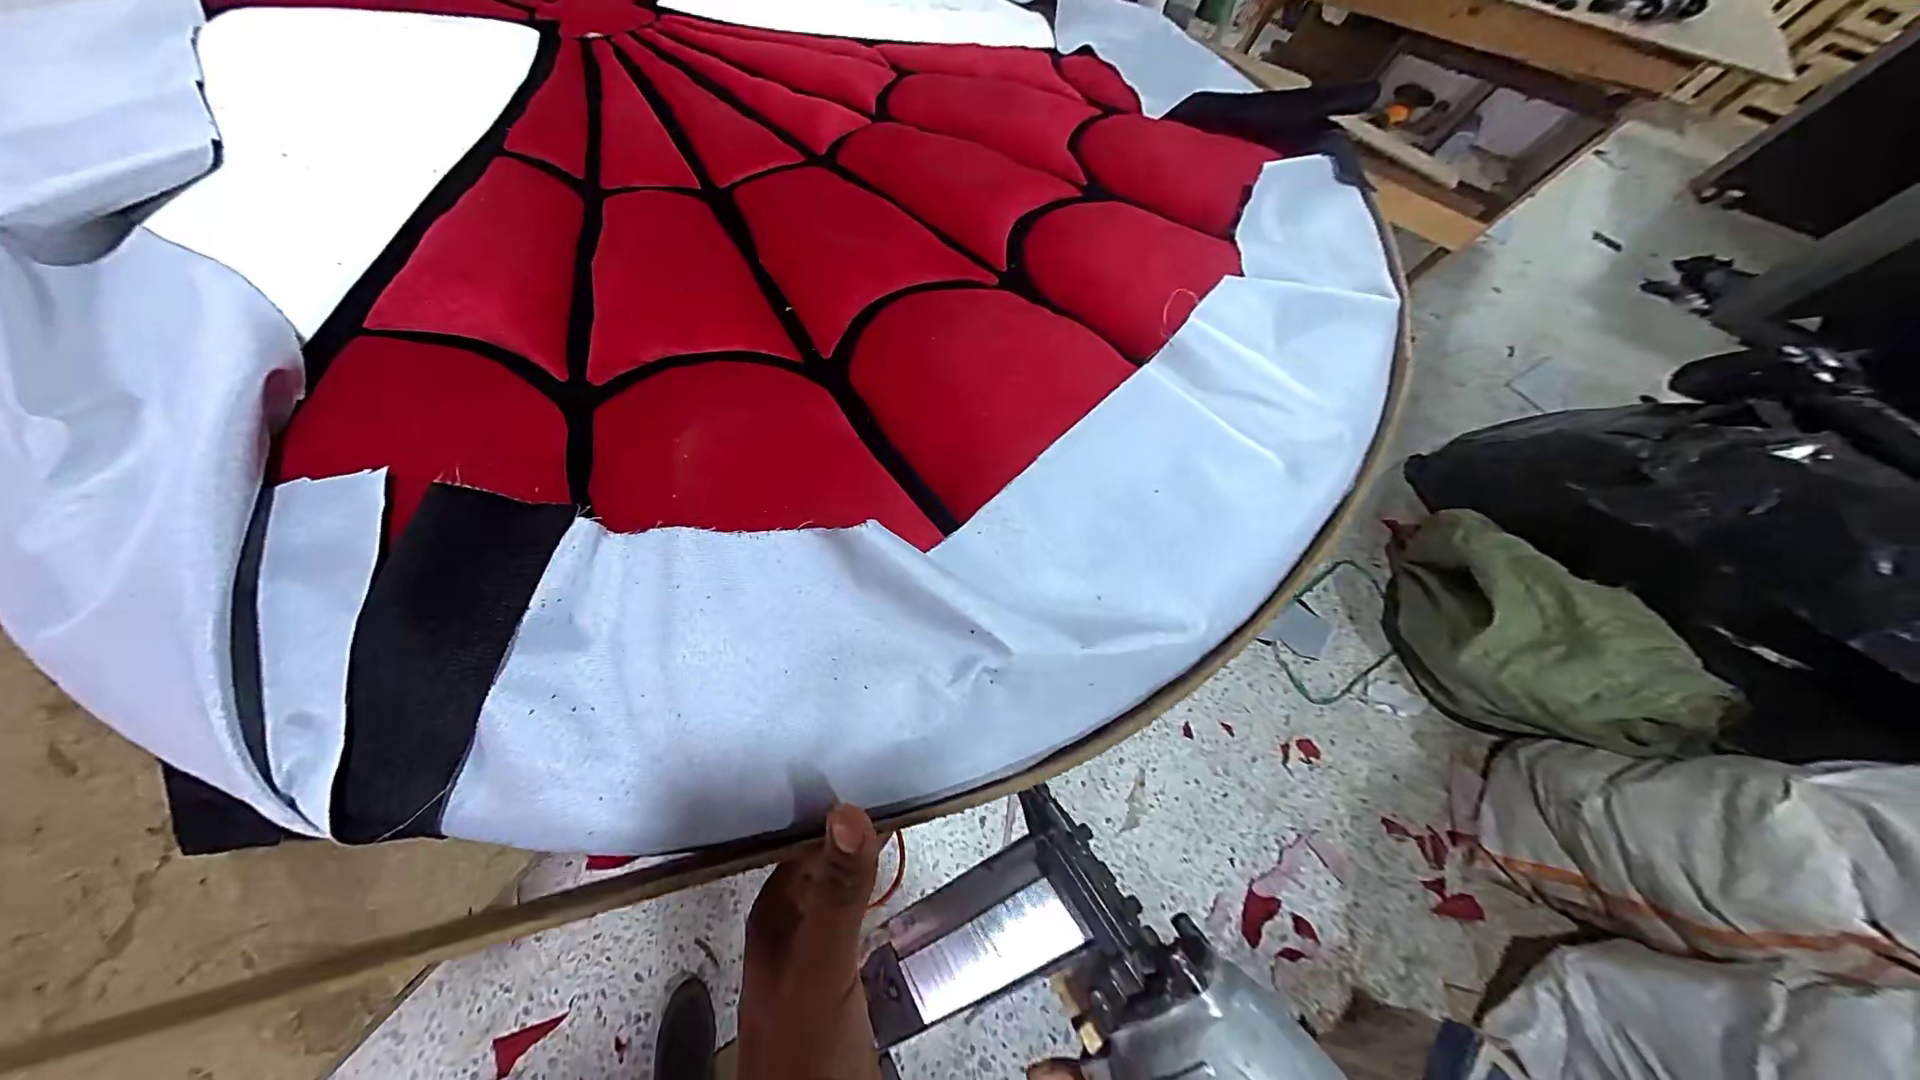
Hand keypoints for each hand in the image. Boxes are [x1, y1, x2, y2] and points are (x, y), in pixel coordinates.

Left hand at [738, 803, 883, 1079]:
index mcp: (775, 908)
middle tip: (896, 777)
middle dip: (852, 818)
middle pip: (820, 851)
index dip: (836, 801)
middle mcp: (788, 918)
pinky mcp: (837, 964)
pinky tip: (889, 875)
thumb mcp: (824, 965)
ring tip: (899, 808)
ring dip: (861, 848)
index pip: (803, 833)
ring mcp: (813, 942)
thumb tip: (849, 812)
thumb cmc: (805, 1046)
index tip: (874, 765)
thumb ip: (837, 892)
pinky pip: (854, 904)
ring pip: (837, 876)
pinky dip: (871, 882)